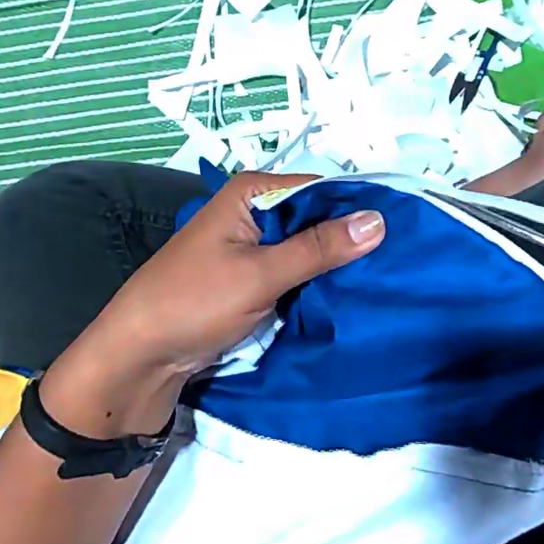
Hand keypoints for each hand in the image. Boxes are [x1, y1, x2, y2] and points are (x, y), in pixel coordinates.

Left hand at [42, 171, 385, 437]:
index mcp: (252, 193)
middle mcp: (253, 210)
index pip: (319, 189)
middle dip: (348, 239)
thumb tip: (378, 219)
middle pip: (314, 218)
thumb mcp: (261, 274)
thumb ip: (318, 248)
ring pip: (306, 247)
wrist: (142, 354)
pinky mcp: (251, 276)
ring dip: (334, 264)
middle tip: (399, 262)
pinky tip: (348, 296)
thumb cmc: (194, 301)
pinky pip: (293, 271)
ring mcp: (252, 245)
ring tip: (384, 279)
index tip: (401, 232)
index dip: (357, 208)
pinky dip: (315, 282)